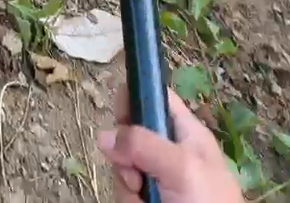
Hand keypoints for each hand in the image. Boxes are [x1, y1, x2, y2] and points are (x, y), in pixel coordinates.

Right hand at [95, 90, 242, 202]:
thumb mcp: (182, 167)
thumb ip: (143, 143)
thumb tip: (103, 136)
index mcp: (186, 133)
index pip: (154, 96)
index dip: (134, 98)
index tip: (122, 118)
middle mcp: (169, 152)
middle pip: (128, 134)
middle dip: (125, 155)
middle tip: (137, 175)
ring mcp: (158, 179)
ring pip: (122, 165)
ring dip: (126, 184)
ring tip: (145, 201)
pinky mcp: (148, 200)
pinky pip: (124, 191)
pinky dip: (128, 201)